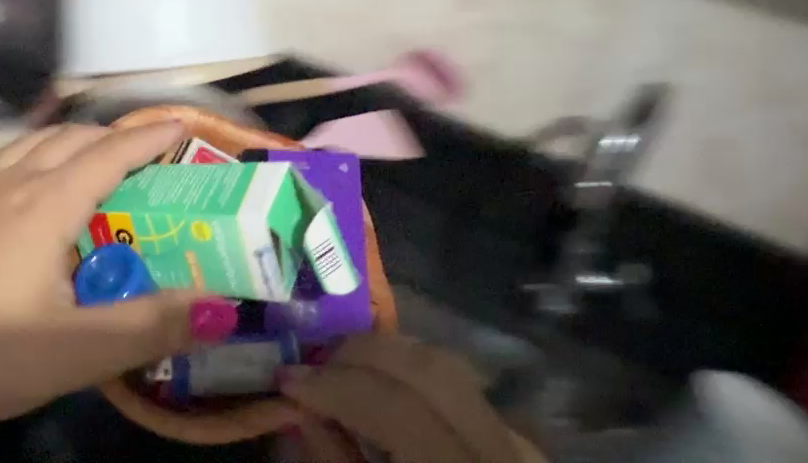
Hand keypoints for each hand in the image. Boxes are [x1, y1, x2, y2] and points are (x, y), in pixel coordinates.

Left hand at [0, 121, 234, 462]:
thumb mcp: (77, 351)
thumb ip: (151, 326)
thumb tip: (221, 306)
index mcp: (46, 204)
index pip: (109, 153)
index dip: (149, 136)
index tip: (184, 125)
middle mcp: (10, 185)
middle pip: (69, 138)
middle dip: (112, 136)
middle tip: (148, 155)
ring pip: (31, 145)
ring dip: (70, 142)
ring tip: (93, 164)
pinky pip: (6, 165)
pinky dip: (37, 159)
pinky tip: (33, 198)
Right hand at [280, 335, 532, 462]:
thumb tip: (304, 406)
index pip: (395, 406)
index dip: (334, 384)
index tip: (285, 380)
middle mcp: (498, 457)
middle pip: (427, 369)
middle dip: (360, 355)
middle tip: (313, 366)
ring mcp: (518, 451)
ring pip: (449, 367)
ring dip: (389, 355)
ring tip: (344, 369)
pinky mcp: (522, 450)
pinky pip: (465, 391)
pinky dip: (418, 377)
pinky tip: (388, 388)